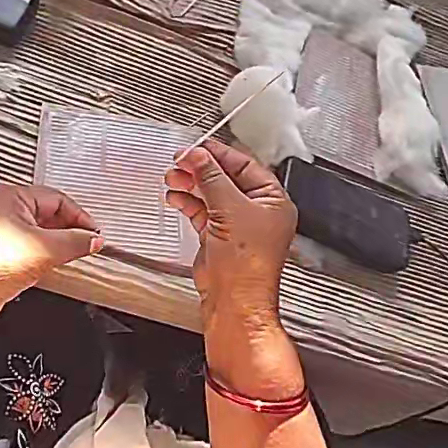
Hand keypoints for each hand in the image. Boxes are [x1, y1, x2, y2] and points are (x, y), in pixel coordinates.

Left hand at [0, 185, 102, 326]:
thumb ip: (76, 241)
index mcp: (10, 195)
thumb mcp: (47, 249)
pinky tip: (44, 265)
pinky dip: (40, 254)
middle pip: (47, 213)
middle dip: (67, 231)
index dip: (80, 217)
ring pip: (37, 231)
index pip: (58, 199)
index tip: (93, 234)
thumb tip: (92, 239)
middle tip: (83, 245)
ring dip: (54, 244)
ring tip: (64, 256)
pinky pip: (26, 246)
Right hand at [163, 141, 297, 326]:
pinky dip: (188, 201)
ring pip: (211, 194)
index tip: (199, 147)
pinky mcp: (218, 236)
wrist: (234, 301)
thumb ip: (212, 178)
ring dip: (192, 184)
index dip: (220, 154)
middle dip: (202, 168)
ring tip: (174, 176)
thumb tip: (199, 156)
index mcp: (273, 201)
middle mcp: (257, 211)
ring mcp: (237, 225)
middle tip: (182, 160)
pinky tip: (176, 195)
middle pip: (226, 178)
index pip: (245, 165)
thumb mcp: (229, 209)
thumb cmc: (248, 265)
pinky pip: (202, 211)